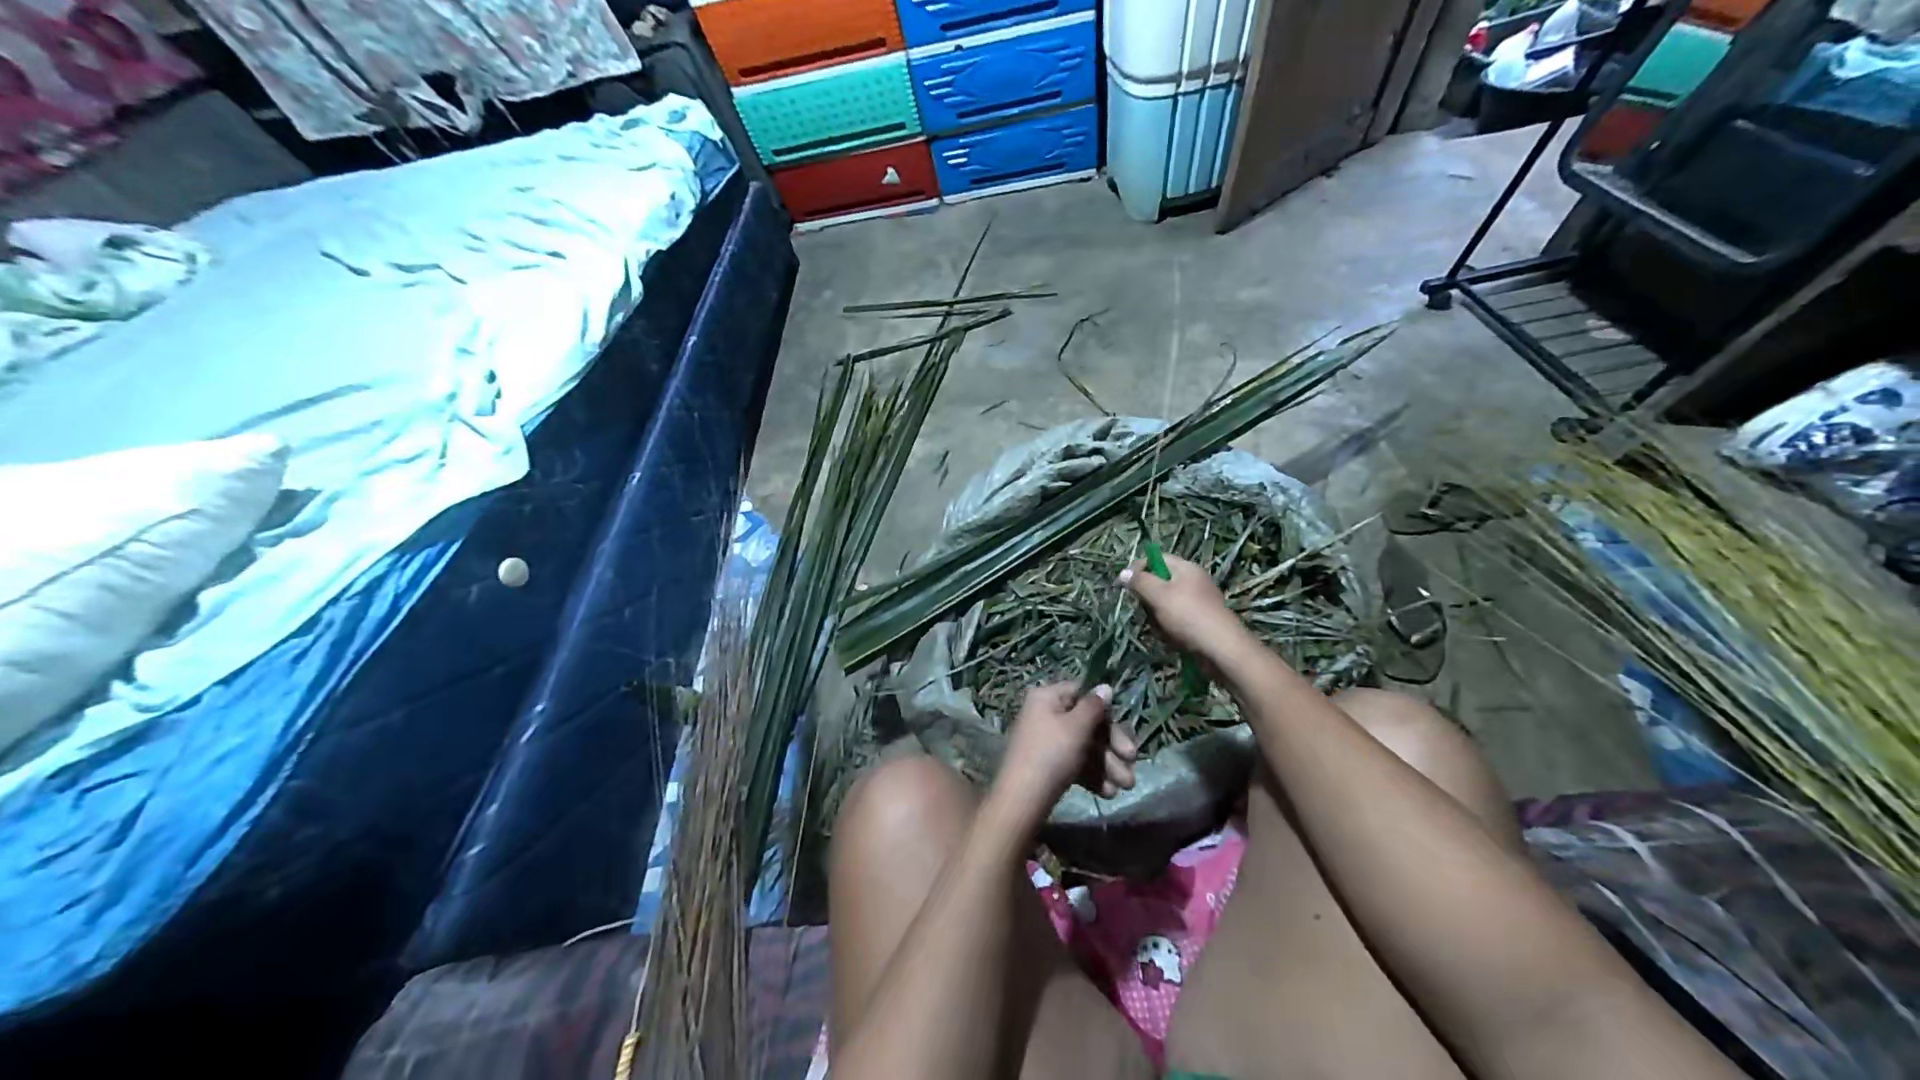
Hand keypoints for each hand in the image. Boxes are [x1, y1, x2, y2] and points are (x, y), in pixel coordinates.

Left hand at [994, 682, 1136, 824]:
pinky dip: (1092, 774)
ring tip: (1126, 787)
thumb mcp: (1076, 727)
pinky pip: (1075, 762)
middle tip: (1132, 764)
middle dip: (1112, 746)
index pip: (1083, 695)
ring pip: (1084, 746)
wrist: (1022, 800)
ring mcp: (1047, 740)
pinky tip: (1108, 792)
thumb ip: (1094, 706)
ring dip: (1107, 765)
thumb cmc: (1051, 755)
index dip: (1106, 712)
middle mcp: (1046, 714)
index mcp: (1048, 697)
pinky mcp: (1049, 764)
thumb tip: (1105, 686)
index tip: (1123, 731)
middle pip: (1087, 723)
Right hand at [1120, 553, 1250, 660]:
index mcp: (1186, 568)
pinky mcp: (1200, 620)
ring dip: (1157, 616)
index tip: (1123, 585)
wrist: (1221, 648)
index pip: (1156, 558)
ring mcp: (1198, 601)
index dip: (1138, 568)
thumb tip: (1123, 572)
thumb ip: (1139, 581)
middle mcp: (1193, 581)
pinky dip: (1169, 627)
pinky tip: (1170, 637)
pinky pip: (1176, 619)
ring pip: (1166, 603)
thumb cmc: (1188, 615)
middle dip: (1148, 597)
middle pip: (1160, 582)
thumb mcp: (1158, 595)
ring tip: (1160, 628)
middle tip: (1145, 609)